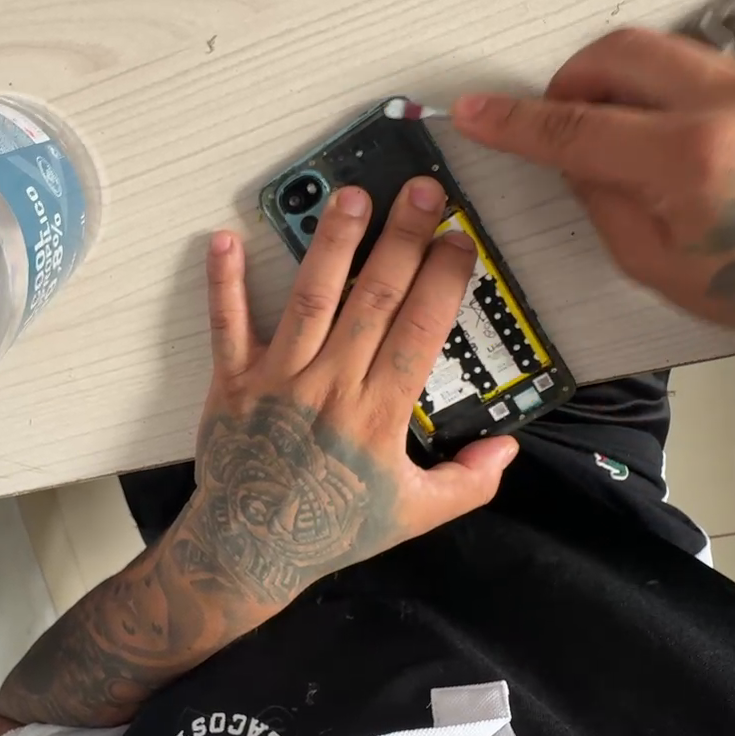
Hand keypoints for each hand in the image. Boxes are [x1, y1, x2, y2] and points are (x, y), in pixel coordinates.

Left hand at [186, 177, 519, 598]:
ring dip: (331, 244)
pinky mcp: (232, 381)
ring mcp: (277, 379)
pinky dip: (224, 283)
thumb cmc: (333, 529)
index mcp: (378, 415)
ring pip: (310, 299)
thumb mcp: (414, 516)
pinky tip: (225, 240)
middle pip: (372, 300)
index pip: (419, 332)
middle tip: (420, 189)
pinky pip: (227, 325)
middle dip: (401, 240)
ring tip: (349, 196)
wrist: (251, 547)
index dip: (443, 280)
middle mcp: (330, 386)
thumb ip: (469, 483)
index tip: (460, 238)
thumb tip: (510, 445)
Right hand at [451, 28, 734, 376]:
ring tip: (642, 143)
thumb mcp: (653, 262)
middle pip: (620, 52)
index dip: (513, 121)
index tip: (473, 110)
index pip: (574, 128)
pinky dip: (688, 96)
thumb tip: (572, 153)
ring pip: (670, 53)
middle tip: (563, 118)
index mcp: (692, 161)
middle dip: (572, 80)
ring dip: (632, 89)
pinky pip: (720, 66)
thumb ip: (601, 197)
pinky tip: (705, 144)